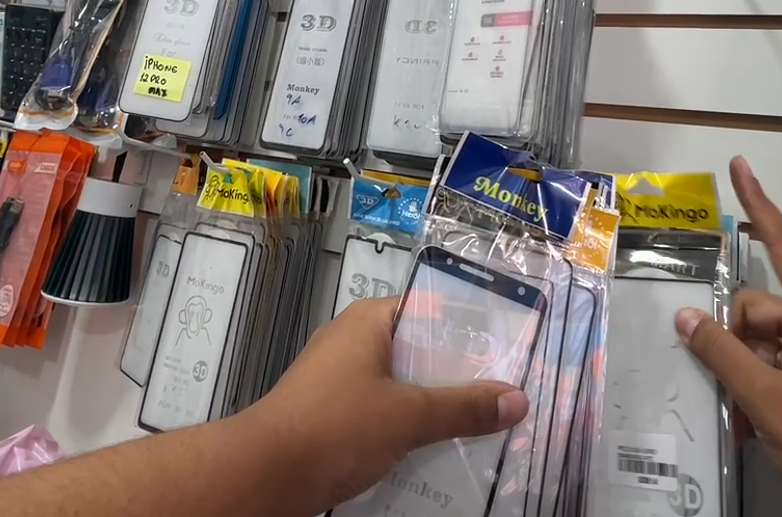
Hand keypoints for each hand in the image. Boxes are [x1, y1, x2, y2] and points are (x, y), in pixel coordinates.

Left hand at [241, 296, 529, 513]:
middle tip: (499, 391)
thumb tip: (517, 399)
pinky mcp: (328, 409)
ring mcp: (337, 374)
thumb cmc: (337, 425)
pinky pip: (378, 407)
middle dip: (454, 372)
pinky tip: (430, 447)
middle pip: (417, 348)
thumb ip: (462, 408)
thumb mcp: (408, 416)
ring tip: (475, 422)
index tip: (503, 349)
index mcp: (370, 319)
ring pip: (398, 381)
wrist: (264, 474)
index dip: (467, 328)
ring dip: (430, 402)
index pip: (429, 308)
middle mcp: (353, 337)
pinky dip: (403, 423)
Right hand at [675, 157, 781, 516]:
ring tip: (738, 417)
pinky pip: (769, 373)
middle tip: (725, 385)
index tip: (740, 165)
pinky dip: (751, 393)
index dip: (759, 204)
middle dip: (730, 339)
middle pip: (755, 310)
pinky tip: (746, 427)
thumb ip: (724, 355)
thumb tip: (685, 315)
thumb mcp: (771, 404)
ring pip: (757, 345)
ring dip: (738, 374)